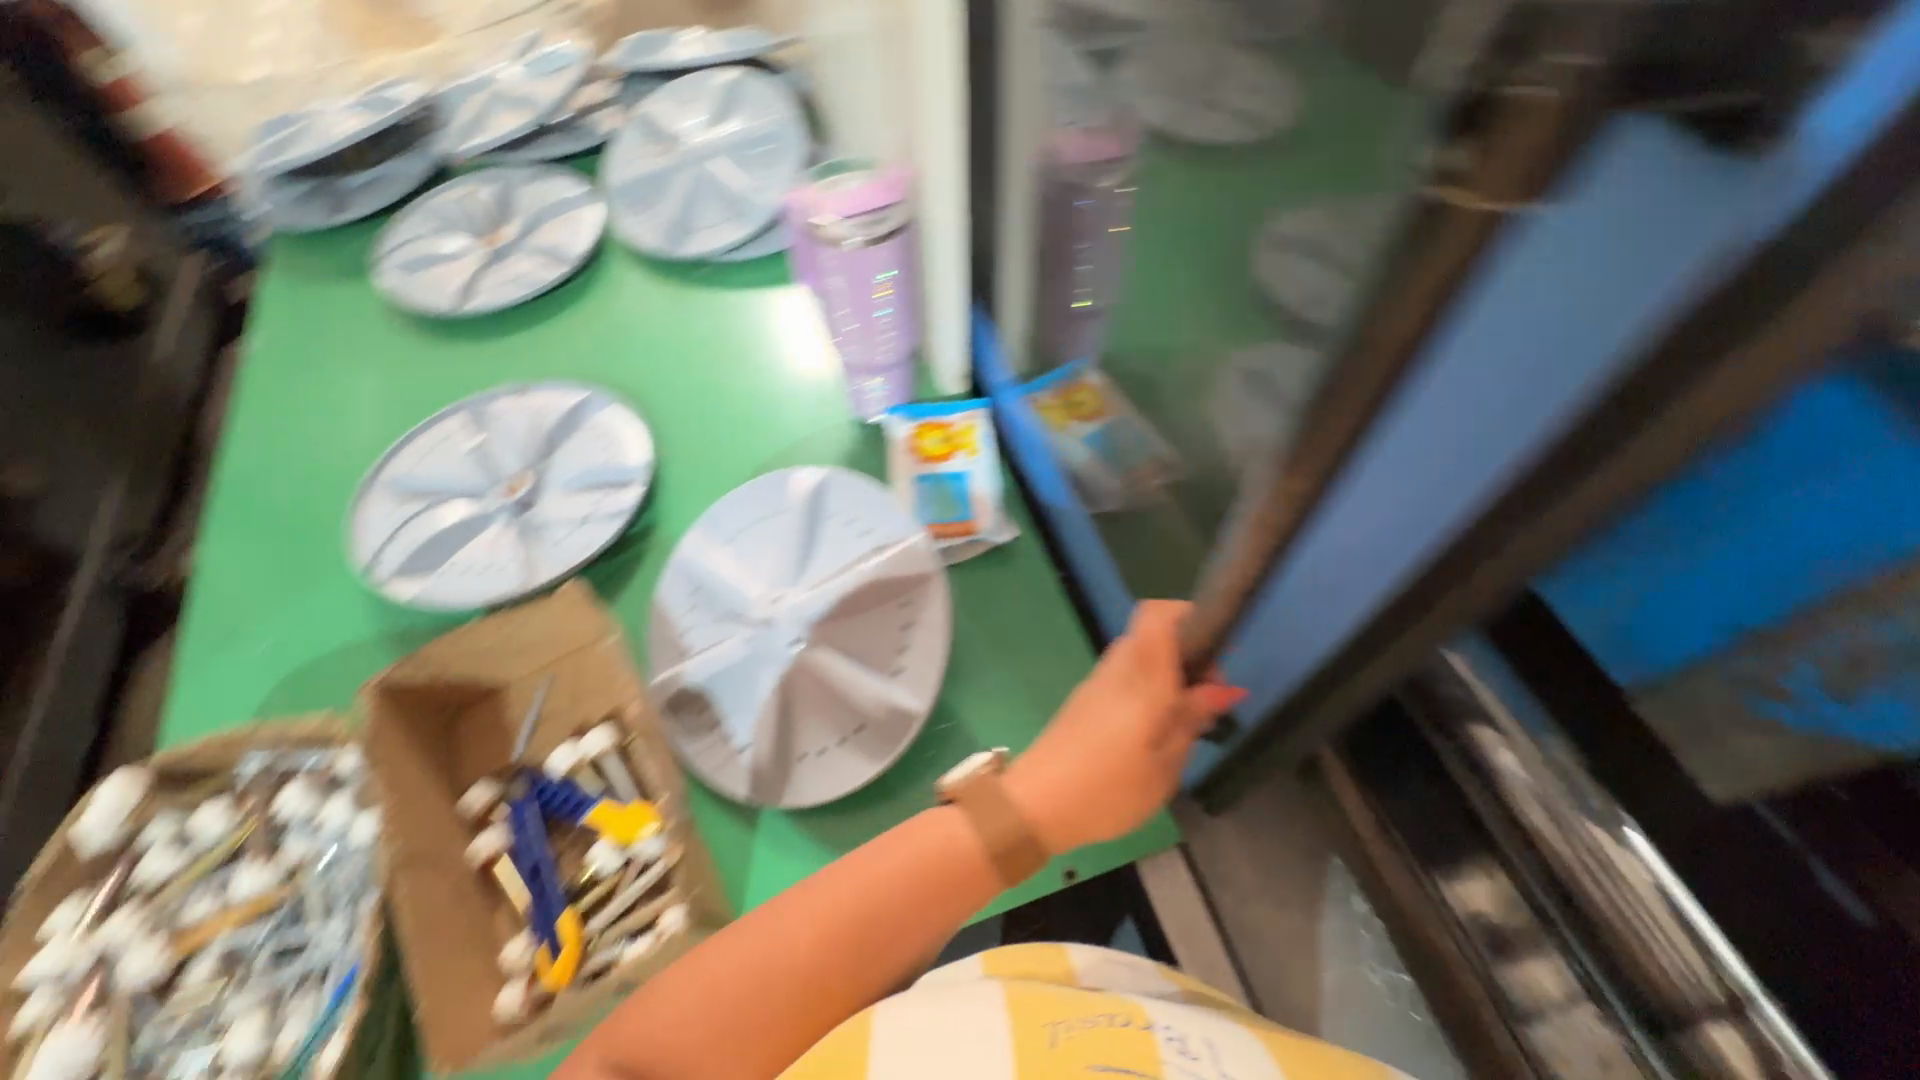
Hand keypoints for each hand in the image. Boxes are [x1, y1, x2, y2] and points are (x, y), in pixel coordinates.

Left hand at [1003, 600, 1245, 853]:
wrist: (1034, 807)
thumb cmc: (1108, 792)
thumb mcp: (1164, 766)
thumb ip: (1191, 719)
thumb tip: (1223, 687)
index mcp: (1140, 678)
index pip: (1158, 613)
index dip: (1189, 616)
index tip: (1216, 654)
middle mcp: (1115, 669)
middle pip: (1152, 635)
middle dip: (1187, 656)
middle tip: (1207, 701)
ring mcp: (1095, 684)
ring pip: (1138, 658)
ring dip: (1166, 676)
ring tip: (1184, 720)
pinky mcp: (1083, 701)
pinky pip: (1123, 679)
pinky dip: (1146, 691)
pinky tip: (1154, 730)